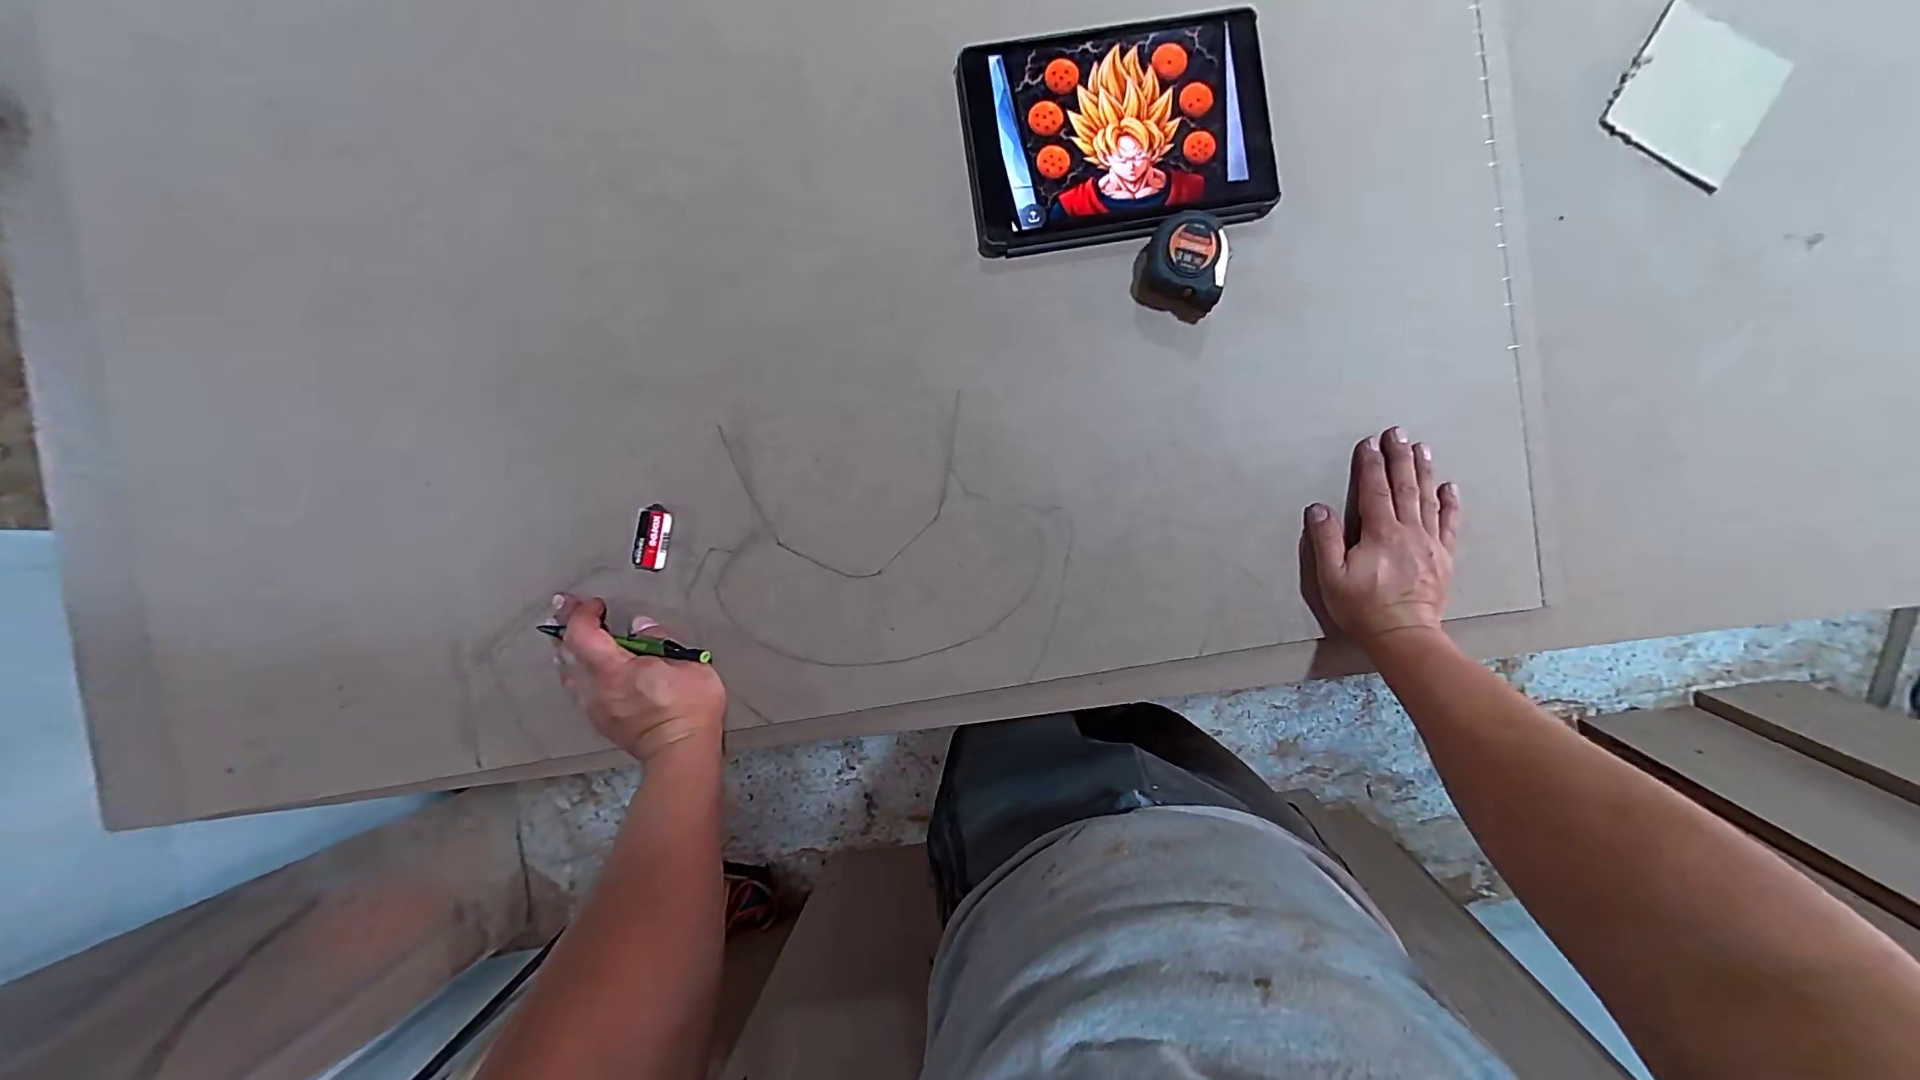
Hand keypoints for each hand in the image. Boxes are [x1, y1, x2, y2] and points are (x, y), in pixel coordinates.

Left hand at [549, 593, 726, 761]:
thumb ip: (661, 640)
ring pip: (567, 672)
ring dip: (566, 648)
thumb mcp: (688, 664)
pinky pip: (578, 688)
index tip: (596, 604)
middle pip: (566, 651)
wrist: (682, 751)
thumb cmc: (690, 708)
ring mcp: (595, 706)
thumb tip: (642, 627)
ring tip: (568, 632)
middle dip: (564, 625)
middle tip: (562, 605)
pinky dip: (575, 668)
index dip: (584, 614)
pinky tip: (583, 664)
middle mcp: (596, 688)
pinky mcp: (601, 720)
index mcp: (614, 670)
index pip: (583, 634)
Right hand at [1300, 427, 1460, 645]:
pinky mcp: (1442, 557)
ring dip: (1423, 471)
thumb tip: (1319, 509)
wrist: (1403, 633)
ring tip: (1422, 448)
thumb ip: (1325, 540)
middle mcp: (1408, 532)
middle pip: (1404, 487)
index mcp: (1380, 534)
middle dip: (1399, 458)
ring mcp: (1429, 543)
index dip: (1370, 466)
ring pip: (1427, 498)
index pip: (1374, 491)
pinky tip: (1449, 487)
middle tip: (1398, 433)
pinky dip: (1450, 502)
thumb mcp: (1331, 576)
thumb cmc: (1362, 607)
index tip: (1368, 444)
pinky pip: (1448, 522)